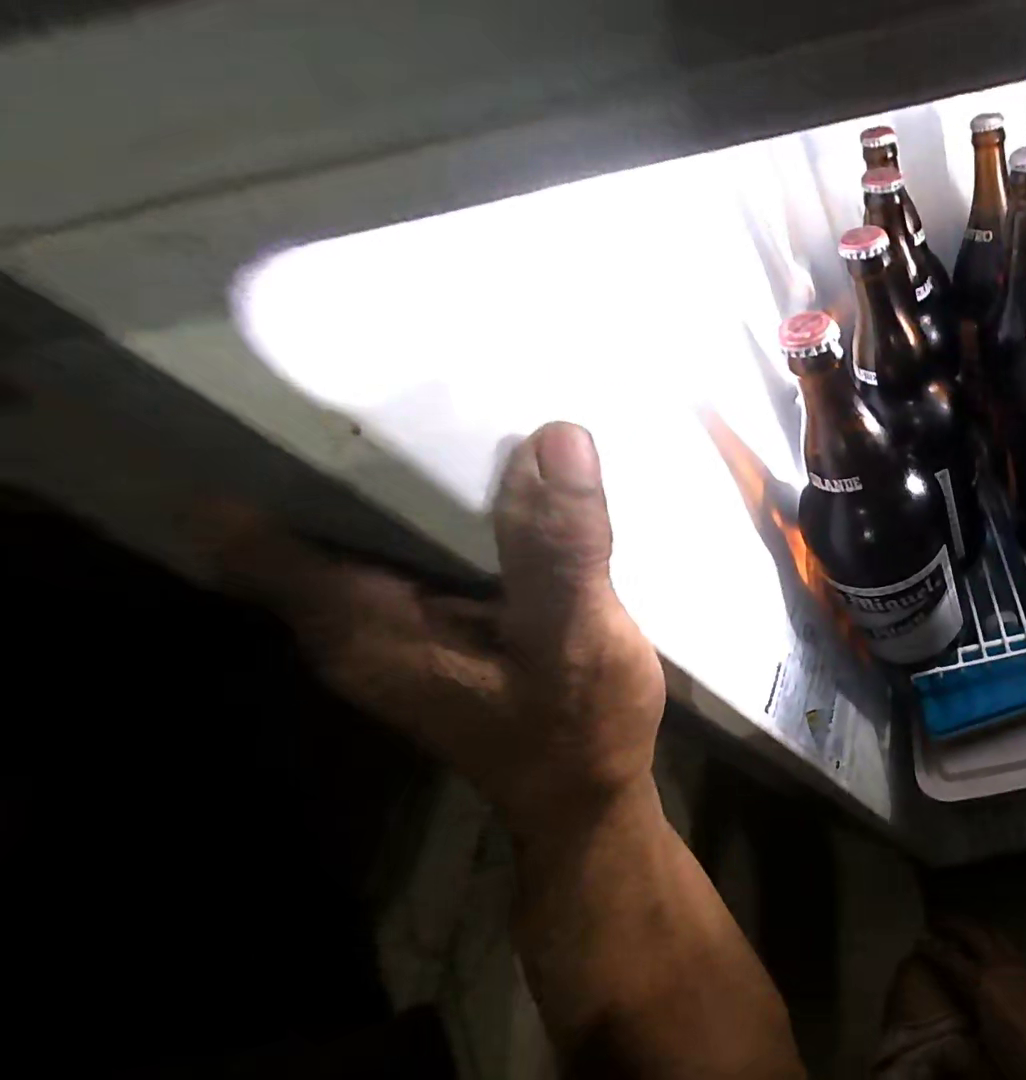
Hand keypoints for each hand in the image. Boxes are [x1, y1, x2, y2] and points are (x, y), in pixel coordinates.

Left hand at [201, 422, 664, 834]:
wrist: (592, 798)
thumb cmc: (578, 728)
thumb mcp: (577, 634)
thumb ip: (560, 545)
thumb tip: (559, 437)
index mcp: (360, 624)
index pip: (254, 527)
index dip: (276, 455)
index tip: (339, 395)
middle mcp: (357, 624)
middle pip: (319, 518)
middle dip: (363, 455)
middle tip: (432, 390)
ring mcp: (400, 631)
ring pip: (377, 534)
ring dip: (415, 487)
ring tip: (476, 428)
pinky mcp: (444, 632)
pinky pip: (423, 556)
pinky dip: (454, 521)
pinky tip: (511, 500)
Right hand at [919, 920, 1025, 1079]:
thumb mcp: (987, 1069)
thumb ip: (961, 1062)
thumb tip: (936, 1056)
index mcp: (983, 985)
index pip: (951, 959)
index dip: (932, 949)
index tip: (917, 940)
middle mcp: (1003, 967)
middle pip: (976, 933)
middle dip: (955, 924)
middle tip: (938, 919)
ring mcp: (1025, 968)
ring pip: (997, 936)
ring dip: (978, 929)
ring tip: (965, 930)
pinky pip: (1012, 948)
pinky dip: (996, 942)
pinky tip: (996, 955)